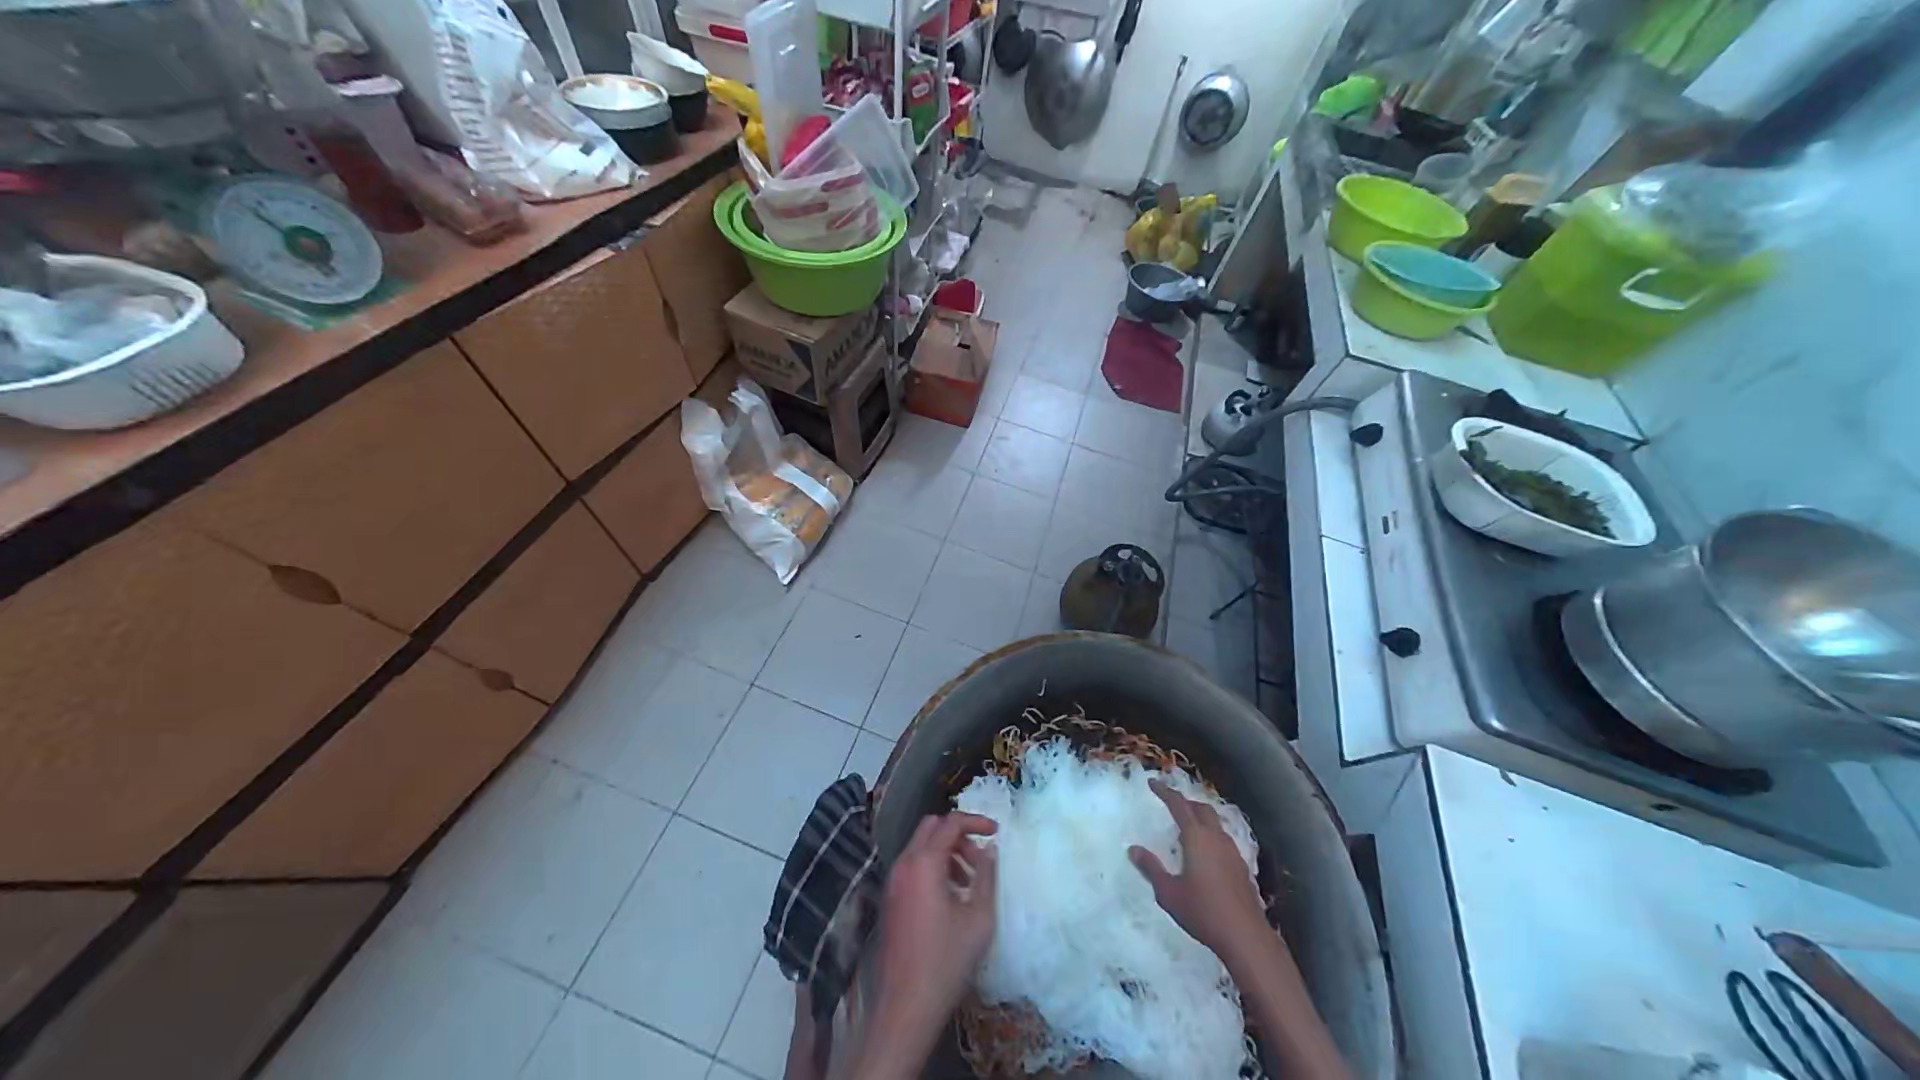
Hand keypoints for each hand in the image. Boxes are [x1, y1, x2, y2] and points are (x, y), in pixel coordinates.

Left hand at [856, 812, 997, 1079]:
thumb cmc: (947, 960)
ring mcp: (893, 881)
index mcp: (924, 863)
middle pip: (931, 828)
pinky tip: (951, 896)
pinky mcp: (890, 898)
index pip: (950, 823)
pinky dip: (933, 867)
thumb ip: (987, 876)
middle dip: (958, 834)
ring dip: (947, 851)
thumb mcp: (979, 918)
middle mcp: (904, 864)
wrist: (907, 1005)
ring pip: (920, 846)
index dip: (976, 821)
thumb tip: (989, 850)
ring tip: (970, 881)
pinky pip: (913, 866)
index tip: (997, 832)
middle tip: (980, 857)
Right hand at [1129, 778, 1269, 961]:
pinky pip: (1222, 839)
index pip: (1179, 805)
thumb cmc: (1203, 911)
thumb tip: (1133, 849)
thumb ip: (1151, 868)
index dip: (1165, 792)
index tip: (1152, 783)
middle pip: (1201, 809)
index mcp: (1197, 838)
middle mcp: (1216, 838)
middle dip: (1185, 802)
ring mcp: (1232, 852)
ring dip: (1199, 818)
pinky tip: (1204, 854)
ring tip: (1186, 828)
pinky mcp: (1241, 867)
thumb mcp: (1168, 892)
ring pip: (1215, 823)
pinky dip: (1210, 835)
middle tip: (1170, 803)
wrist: (1246, 937)